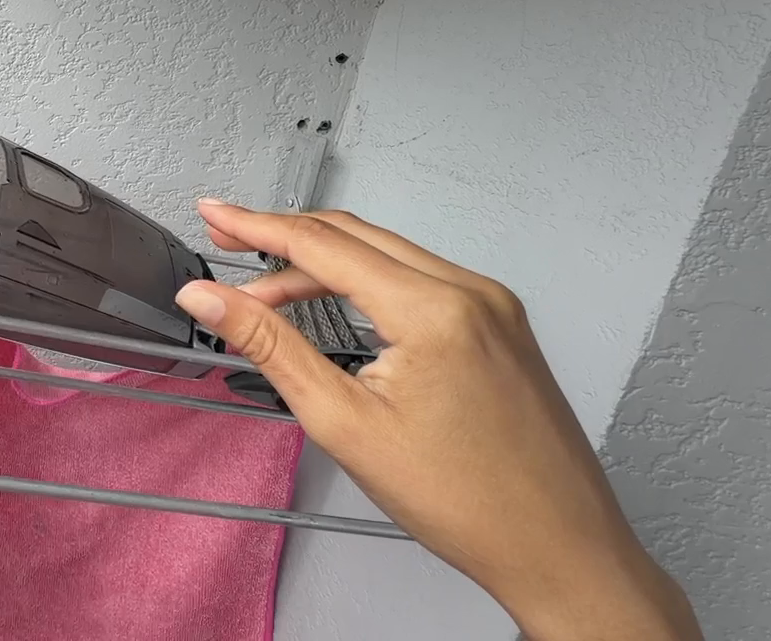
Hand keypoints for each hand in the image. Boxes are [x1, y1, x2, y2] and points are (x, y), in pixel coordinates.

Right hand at [175, 202, 698, 640]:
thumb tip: (205, 296)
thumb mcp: (339, 419)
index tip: (212, 212)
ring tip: (260, 288)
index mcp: (434, 310)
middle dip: (278, 231)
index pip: (320, 243)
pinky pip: (409, 274)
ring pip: (378, 251)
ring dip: (313, 259)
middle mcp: (469, 292)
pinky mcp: (495, 322)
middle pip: (349, 234)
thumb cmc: (462, 499)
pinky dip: (353, 277)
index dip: (254, 225)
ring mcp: (489, 304)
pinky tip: (322, 299)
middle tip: (224, 234)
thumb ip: (266, 343)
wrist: (565, 557)